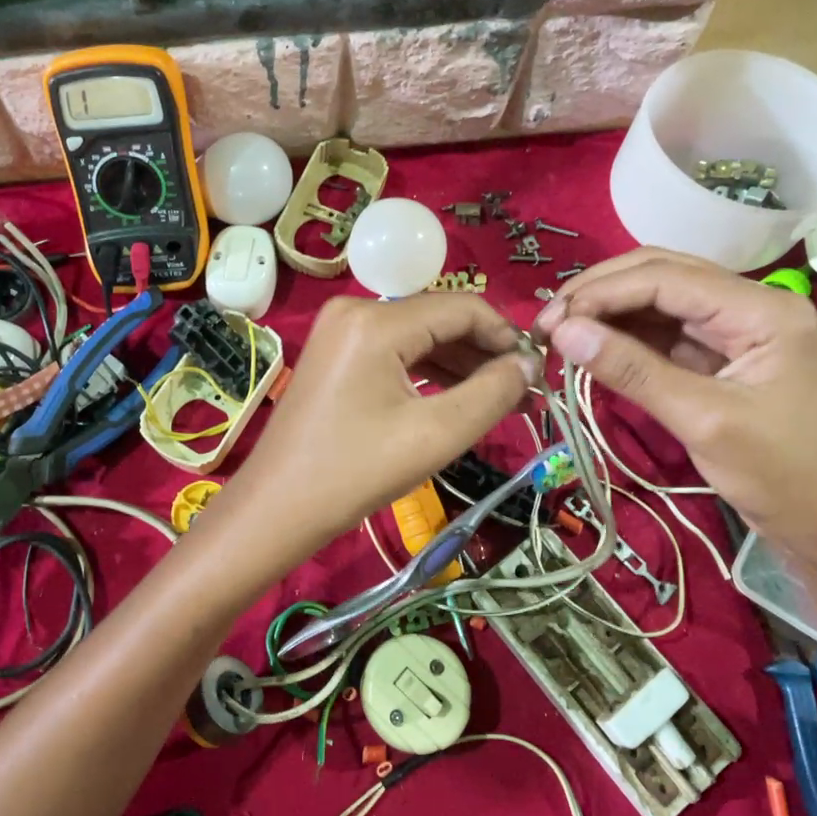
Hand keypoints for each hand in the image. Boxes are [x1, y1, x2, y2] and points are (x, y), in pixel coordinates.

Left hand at [224, 294, 537, 553]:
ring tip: (502, 402)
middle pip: (440, 319)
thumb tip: (530, 365)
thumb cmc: (355, 473)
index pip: (462, 307)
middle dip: (484, 354)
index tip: (540, 373)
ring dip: (460, 365)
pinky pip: (395, 351)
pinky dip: (428, 372)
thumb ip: (491, 393)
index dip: (506, 336)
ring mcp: (340, 331)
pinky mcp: (335, 354)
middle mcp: (356, 310)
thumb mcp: (435, 435)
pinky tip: (459, 399)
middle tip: (525, 394)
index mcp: (376, 320)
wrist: (277, 508)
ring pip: (419, 336)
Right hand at [534, 249, 816, 567]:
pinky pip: (663, 334)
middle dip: (600, 293)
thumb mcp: (703, 421)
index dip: (602, 292)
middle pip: (660, 276)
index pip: (666, 277)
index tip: (551, 321)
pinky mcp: (720, 359)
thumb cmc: (784, 476)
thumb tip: (563, 332)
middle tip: (547, 323)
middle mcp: (747, 307)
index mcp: (760, 310)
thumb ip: (632, 370)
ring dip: (607, 313)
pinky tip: (591, 348)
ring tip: (559, 335)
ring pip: (657, 302)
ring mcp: (734, 332)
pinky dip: (624, 338)